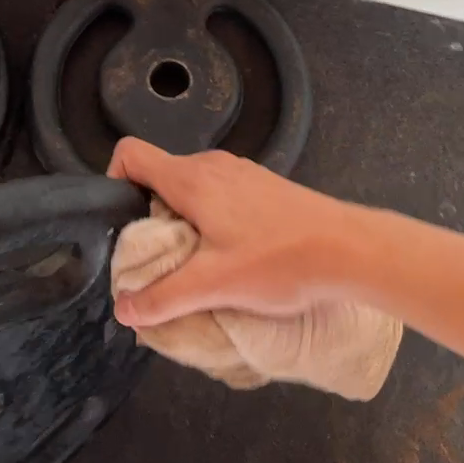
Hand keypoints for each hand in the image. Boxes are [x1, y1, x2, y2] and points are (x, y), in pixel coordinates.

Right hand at [106, 137, 364, 326]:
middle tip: (161, 263)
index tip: (123, 226)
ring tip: (198, 266)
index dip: (114, 182)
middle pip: (159, 177)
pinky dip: (210, 220)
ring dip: (182, 223)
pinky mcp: (262, 184)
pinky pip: (217, 194)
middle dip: (149, 218)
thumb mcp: (214, 285)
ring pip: (190, 188)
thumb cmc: (278, 261)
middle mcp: (211, 164)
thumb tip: (123, 308)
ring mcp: (240, 171)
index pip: (131, 154)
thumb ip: (163, 297)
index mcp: (191, 178)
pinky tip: (233, 256)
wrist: (350, 250)